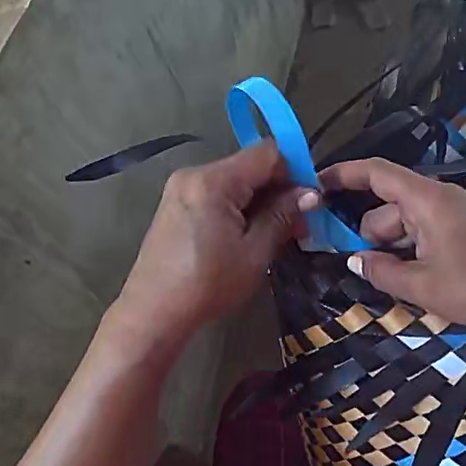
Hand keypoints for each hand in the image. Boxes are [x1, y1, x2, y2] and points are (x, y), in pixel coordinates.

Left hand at [113, 142, 316, 345]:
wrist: (154, 311)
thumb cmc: (207, 284)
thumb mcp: (254, 252)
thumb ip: (283, 216)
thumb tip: (311, 194)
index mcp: (213, 180)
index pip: (267, 153)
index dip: (294, 173)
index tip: (308, 204)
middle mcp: (194, 174)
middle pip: (249, 167)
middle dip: (278, 191)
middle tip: (299, 227)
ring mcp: (180, 189)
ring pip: (234, 182)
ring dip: (259, 203)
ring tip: (275, 236)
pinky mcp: (175, 205)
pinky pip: (216, 195)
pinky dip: (237, 209)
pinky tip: (247, 237)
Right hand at [317, 157, 465, 329]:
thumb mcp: (422, 286)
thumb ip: (381, 271)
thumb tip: (354, 260)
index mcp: (426, 200)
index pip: (376, 173)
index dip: (343, 174)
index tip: (316, 184)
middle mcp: (438, 198)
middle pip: (386, 206)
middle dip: (369, 235)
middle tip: (369, 269)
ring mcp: (453, 213)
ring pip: (403, 223)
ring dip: (392, 248)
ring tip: (401, 282)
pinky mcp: (464, 228)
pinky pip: (422, 232)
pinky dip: (410, 251)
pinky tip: (418, 278)